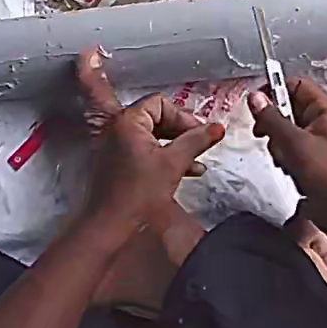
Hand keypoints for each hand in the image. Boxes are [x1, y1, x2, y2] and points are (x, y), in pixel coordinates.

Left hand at [73, 50, 223, 242]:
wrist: (110, 224)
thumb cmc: (137, 194)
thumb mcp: (173, 163)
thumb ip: (196, 141)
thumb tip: (216, 127)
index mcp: (127, 121)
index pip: (160, 103)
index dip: (183, 116)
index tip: (200, 131)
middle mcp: (116, 128)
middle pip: (155, 117)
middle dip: (181, 130)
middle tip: (200, 142)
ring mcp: (114, 144)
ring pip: (151, 135)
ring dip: (175, 144)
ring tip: (196, 158)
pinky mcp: (116, 161)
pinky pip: (142, 150)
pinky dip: (162, 155)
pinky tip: (185, 170)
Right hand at [248, 78, 326, 230]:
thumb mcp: (294, 142)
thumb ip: (271, 118)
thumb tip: (256, 97)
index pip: (296, 85)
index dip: (274, 90)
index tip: (256, 103)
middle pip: (289, 108)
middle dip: (274, 125)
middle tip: (266, 135)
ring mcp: (322, 140)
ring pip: (287, 130)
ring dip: (279, 144)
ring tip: (286, 159)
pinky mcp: (317, 158)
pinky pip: (292, 148)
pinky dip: (286, 156)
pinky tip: (290, 168)